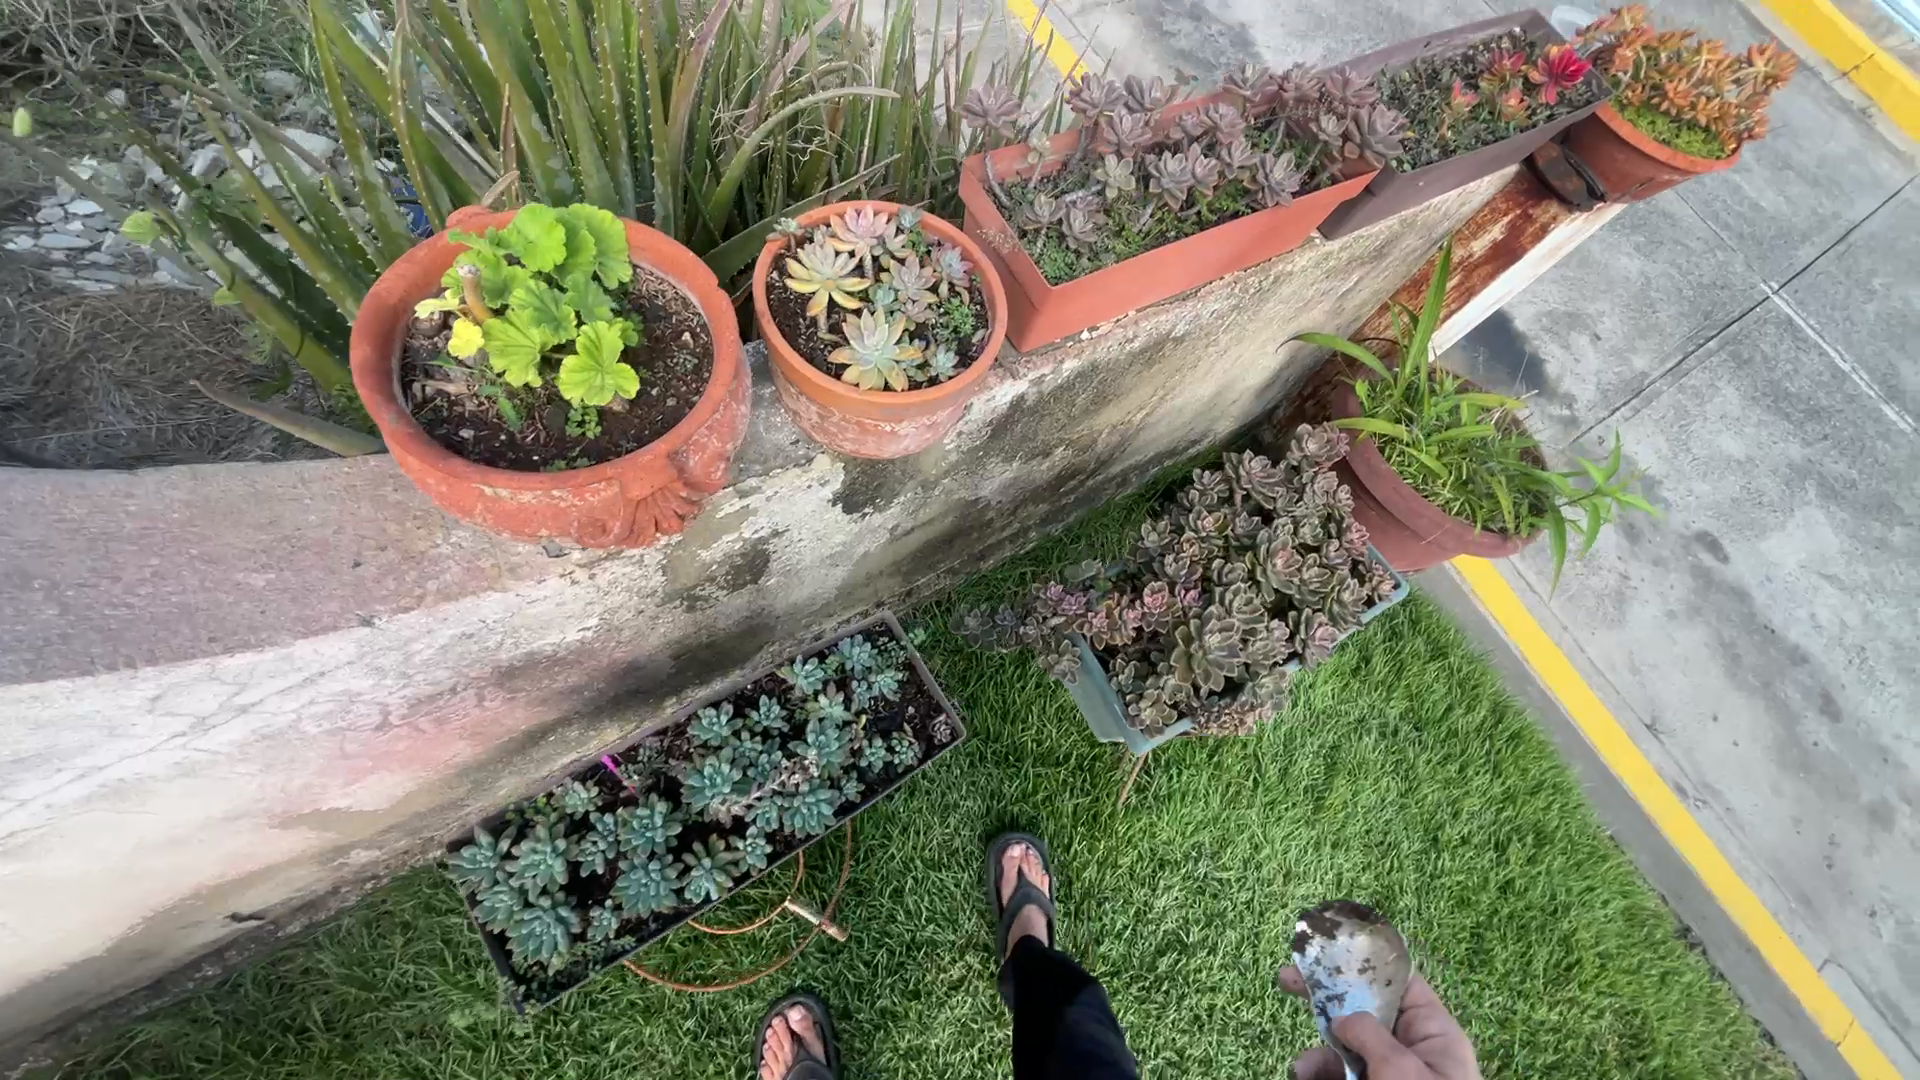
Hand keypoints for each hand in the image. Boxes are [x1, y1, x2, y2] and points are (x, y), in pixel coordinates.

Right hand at [1278, 966, 1479, 1079]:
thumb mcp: (1403, 1072)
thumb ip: (1367, 1033)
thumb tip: (1342, 1018)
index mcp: (1434, 1033)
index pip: (1398, 979)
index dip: (1362, 959)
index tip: (1323, 946)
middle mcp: (1413, 1050)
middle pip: (1364, 1008)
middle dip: (1325, 998)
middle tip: (1287, 980)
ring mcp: (1394, 1078)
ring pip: (1347, 1048)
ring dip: (1318, 1055)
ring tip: (1300, 1072)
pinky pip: (1343, 1076)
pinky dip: (1320, 1076)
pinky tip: (1304, 1078)